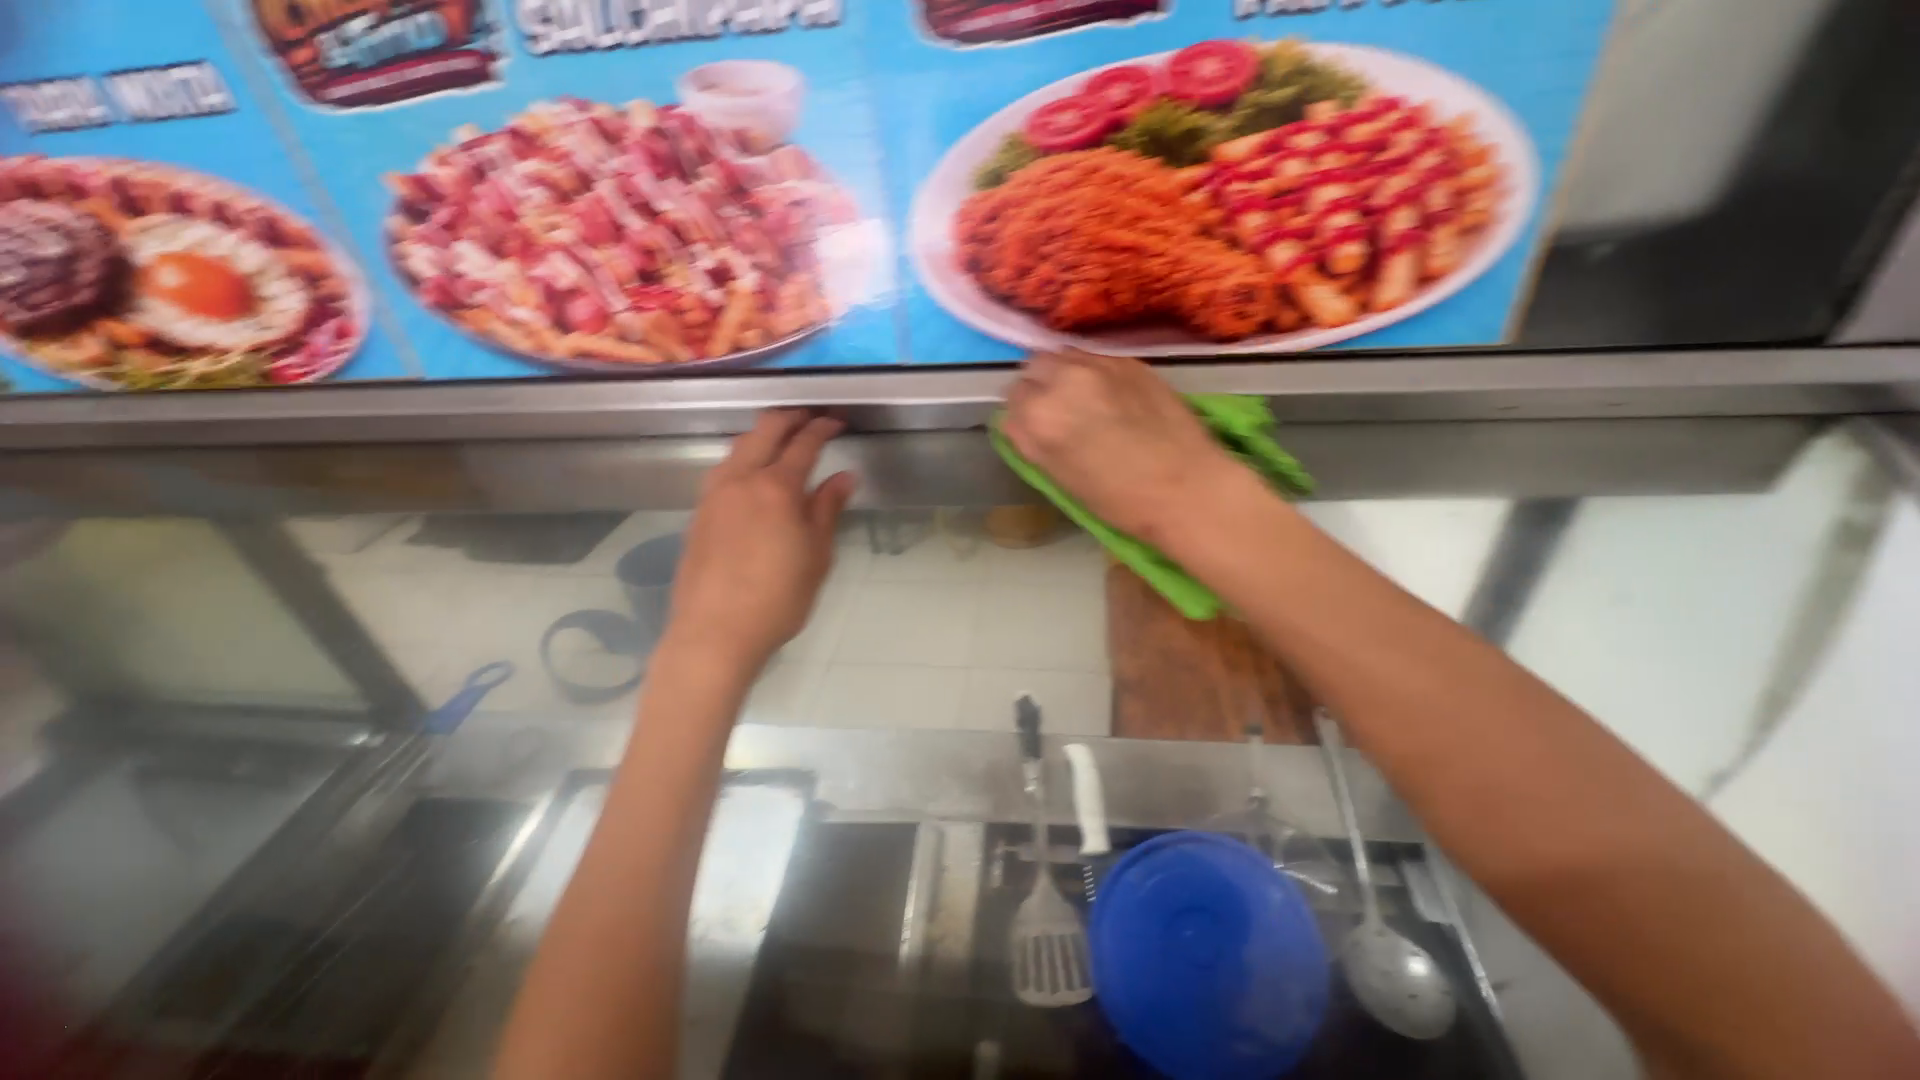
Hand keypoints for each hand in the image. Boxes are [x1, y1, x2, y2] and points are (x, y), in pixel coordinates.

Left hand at [666, 411, 856, 668]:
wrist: (715, 633)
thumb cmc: (778, 600)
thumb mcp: (816, 557)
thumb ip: (827, 509)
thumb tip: (844, 476)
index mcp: (777, 489)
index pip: (804, 444)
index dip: (823, 427)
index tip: (837, 421)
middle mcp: (741, 481)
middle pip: (765, 431)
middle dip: (790, 418)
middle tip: (811, 418)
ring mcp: (714, 495)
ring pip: (738, 446)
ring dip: (762, 435)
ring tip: (782, 440)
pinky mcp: (699, 513)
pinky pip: (723, 469)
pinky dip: (743, 457)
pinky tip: (752, 474)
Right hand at [1003, 351, 1247, 548]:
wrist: (1186, 487)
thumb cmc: (1119, 499)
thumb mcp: (1059, 477)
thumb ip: (1030, 441)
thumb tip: (1020, 420)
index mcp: (1041, 415)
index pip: (1012, 397)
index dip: (1024, 412)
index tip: (1036, 425)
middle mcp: (1065, 379)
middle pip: (1035, 366)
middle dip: (1040, 384)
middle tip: (1058, 410)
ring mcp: (1100, 365)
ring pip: (1066, 356)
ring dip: (1066, 373)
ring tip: (1084, 399)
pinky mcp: (1130, 361)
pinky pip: (1097, 359)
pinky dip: (1095, 374)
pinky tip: (1113, 398)